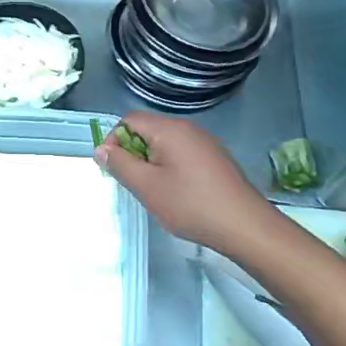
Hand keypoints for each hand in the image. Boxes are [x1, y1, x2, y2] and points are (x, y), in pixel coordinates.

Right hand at [96, 112, 276, 253]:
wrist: (244, 225)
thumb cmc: (190, 204)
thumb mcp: (147, 186)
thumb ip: (120, 164)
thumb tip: (101, 149)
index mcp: (170, 129)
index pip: (129, 120)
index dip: (114, 140)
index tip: (114, 168)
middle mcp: (188, 128)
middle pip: (148, 130)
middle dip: (133, 153)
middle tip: (133, 183)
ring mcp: (205, 142)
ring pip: (165, 144)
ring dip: (151, 163)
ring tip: (154, 191)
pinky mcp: (215, 158)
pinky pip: (182, 154)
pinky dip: (170, 168)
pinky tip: (177, 193)